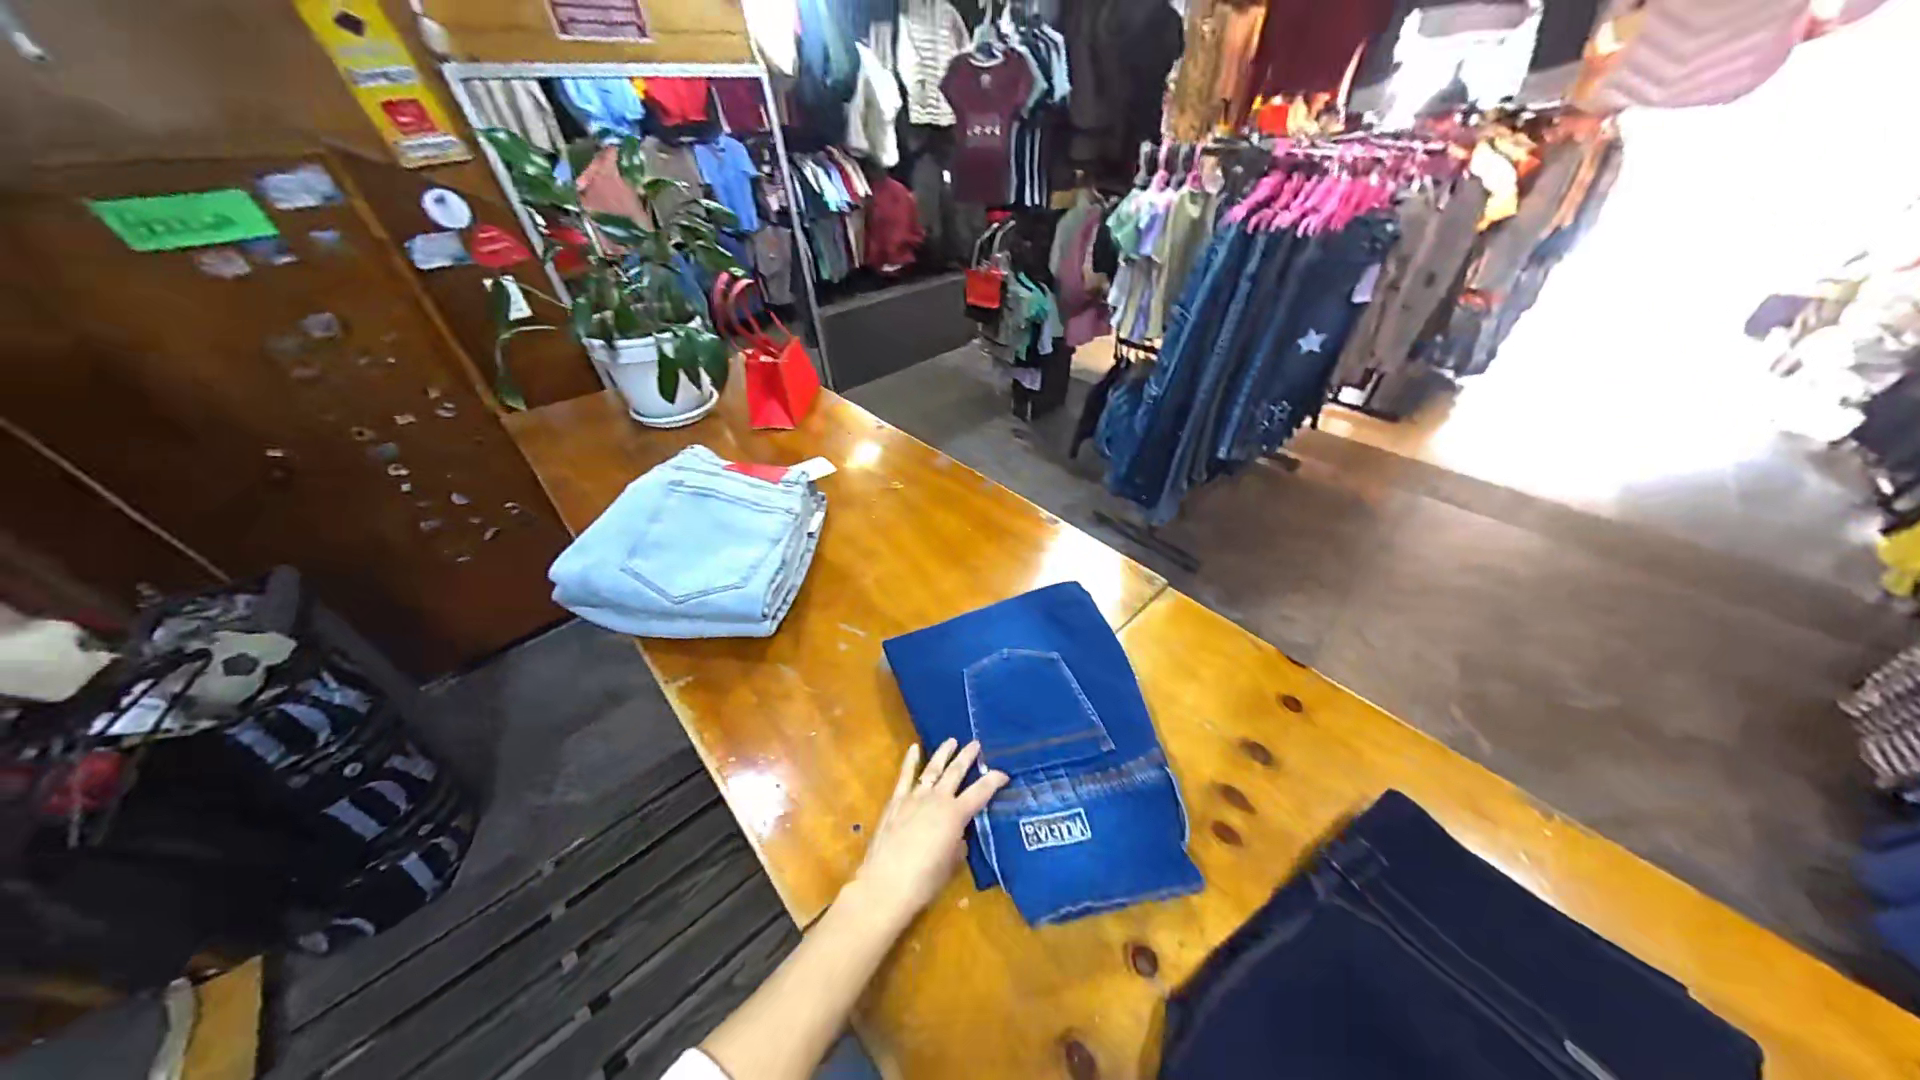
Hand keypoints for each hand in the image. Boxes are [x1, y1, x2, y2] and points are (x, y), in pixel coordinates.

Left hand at [847, 739, 1007, 927]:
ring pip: (933, 768)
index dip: (994, 781)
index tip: (1004, 773)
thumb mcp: (952, 862)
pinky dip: (910, 760)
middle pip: (956, 772)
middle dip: (968, 757)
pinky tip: (914, 748)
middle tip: (976, 745)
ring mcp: (915, 797)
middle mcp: (937, 799)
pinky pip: (905, 776)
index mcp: (956, 815)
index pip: (981, 792)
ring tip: (952, 741)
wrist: (886, 884)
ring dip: (943, 753)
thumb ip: (958, 841)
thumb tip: (957, 832)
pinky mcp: (896, 801)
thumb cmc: (925, 880)